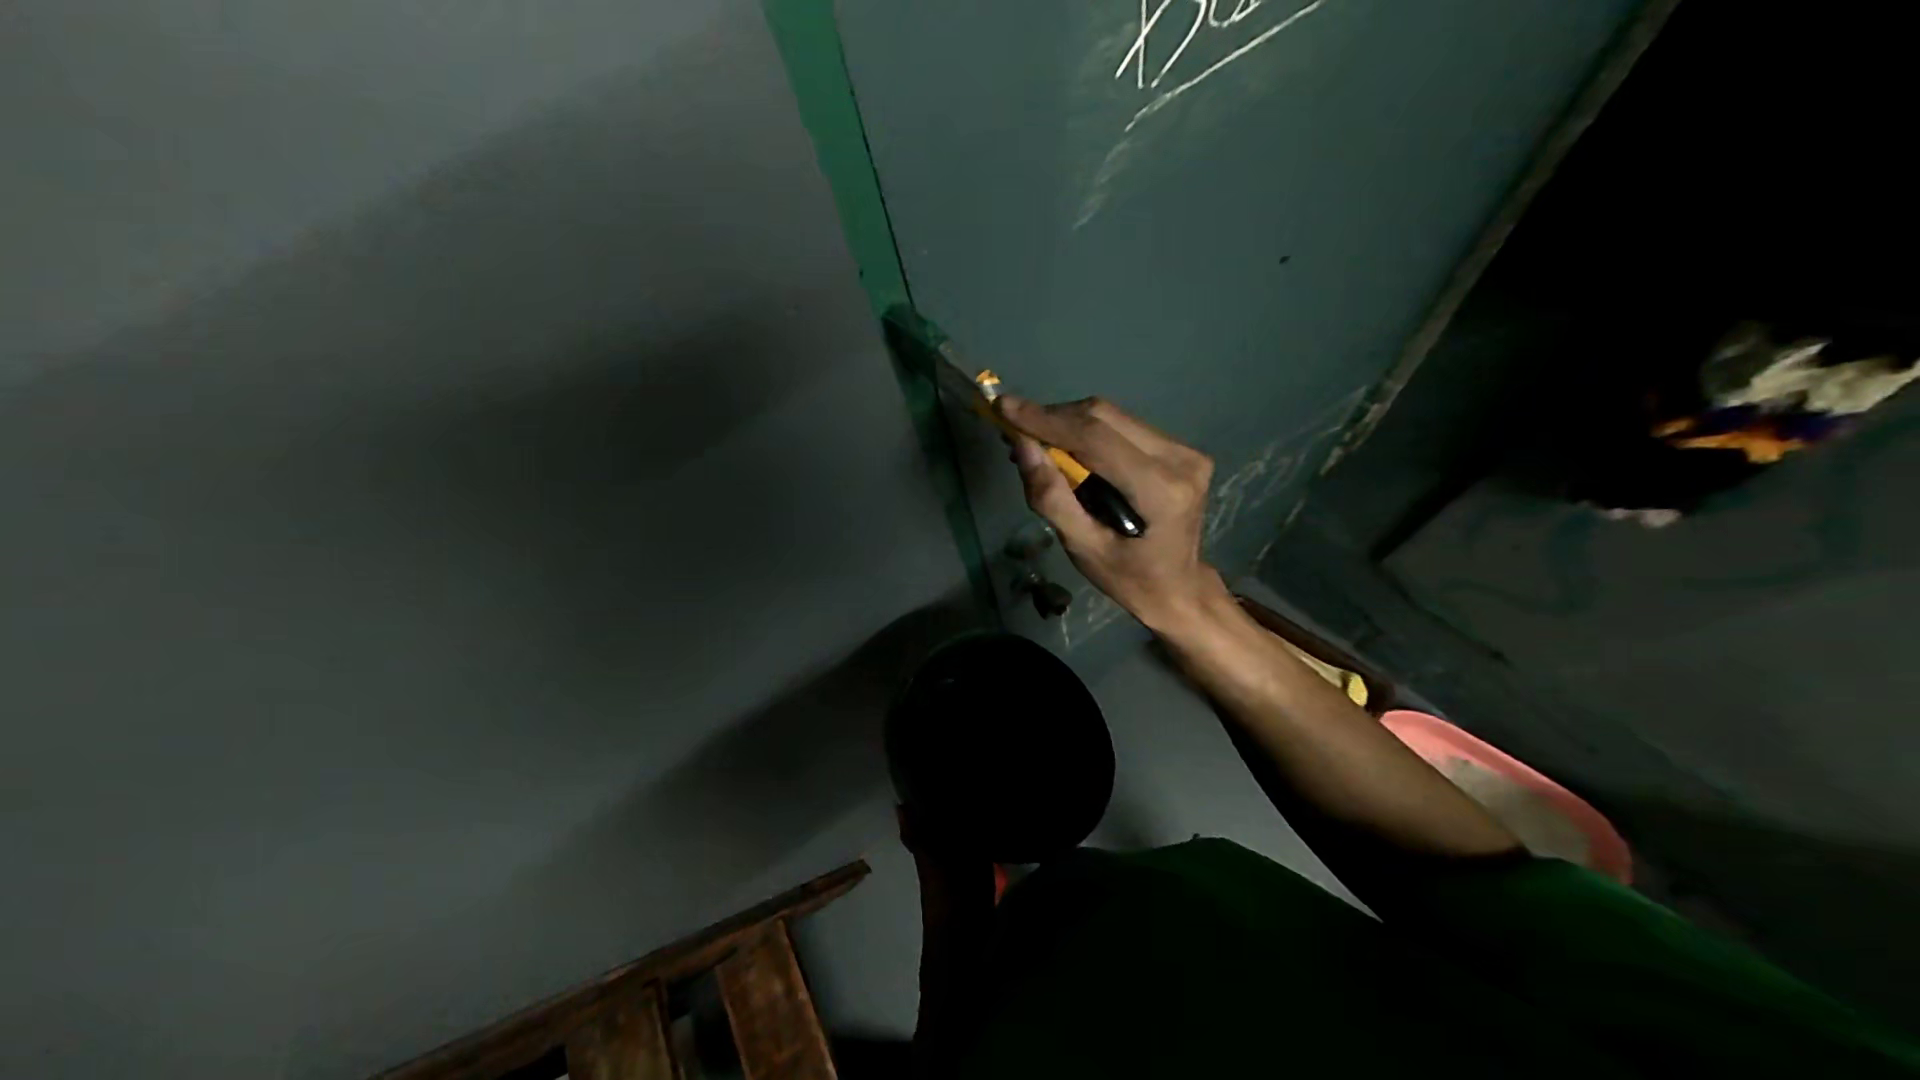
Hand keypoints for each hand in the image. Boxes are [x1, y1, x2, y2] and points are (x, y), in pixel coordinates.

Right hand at [998, 395, 1232, 634]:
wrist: (1179, 588)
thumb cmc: (1129, 578)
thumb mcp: (1083, 549)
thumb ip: (1052, 498)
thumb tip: (1022, 445)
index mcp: (1161, 491)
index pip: (1095, 439)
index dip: (1045, 420)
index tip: (1003, 408)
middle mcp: (1181, 460)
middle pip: (1103, 417)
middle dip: (1053, 418)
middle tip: (1014, 430)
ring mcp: (1186, 450)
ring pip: (1112, 416)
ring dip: (1068, 423)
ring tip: (1036, 441)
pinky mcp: (1181, 447)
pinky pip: (1123, 426)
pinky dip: (1088, 431)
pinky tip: (1067, 449)